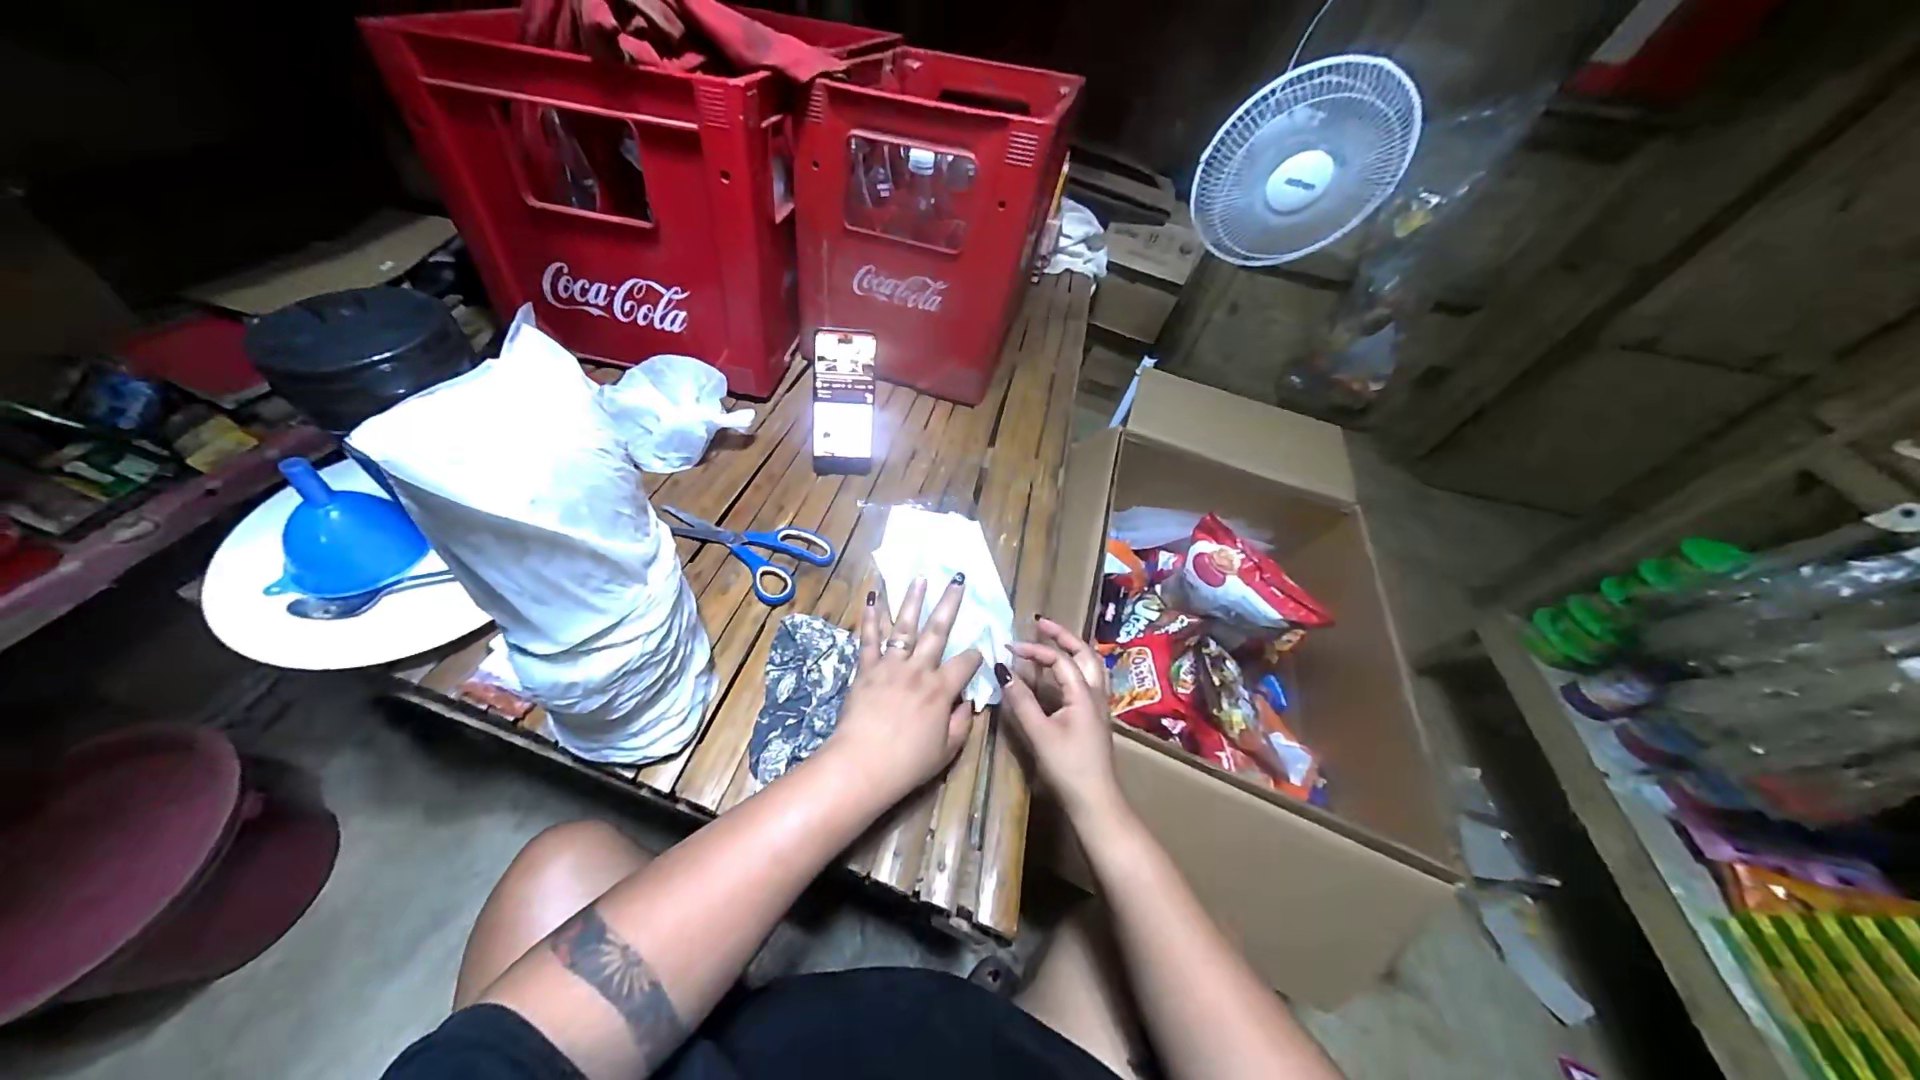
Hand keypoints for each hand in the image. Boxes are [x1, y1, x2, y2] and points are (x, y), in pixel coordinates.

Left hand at [824, 574, 982, 804]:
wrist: (861, 765)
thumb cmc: (907, 764)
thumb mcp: (946, 750)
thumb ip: (961, 723)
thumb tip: (968, 703)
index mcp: (941, 690)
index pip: (966, 663)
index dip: (976, 655)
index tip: (979, 651)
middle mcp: (918, 670)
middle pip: (938, 631)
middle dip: (950, 604)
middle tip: (958, 580)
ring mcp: (890, 666)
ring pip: (904, 626)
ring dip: (913, 600)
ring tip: (920, 578)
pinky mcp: (866, 669)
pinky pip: (869, 639)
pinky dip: (872, 618)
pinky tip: (875, 598)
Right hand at [1001, 621, 1124, 821]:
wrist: (1095, 800)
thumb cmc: (1068, 767)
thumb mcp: (1039, 733)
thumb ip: (1021, 701)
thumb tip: (1003, 671)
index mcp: (1084, 693)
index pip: (1060, 659)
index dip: (1035, 650)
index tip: (1010, 648)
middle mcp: (1096, 693)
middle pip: (1084, 653)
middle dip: (1062, 635)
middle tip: (1040, 624)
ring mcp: (1099, 705)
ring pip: (1090, 665)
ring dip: (1072, 649)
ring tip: (1052, 641)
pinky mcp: (1095, 716)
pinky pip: (1088, 679)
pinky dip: (1073, 666)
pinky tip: (1060, 674)